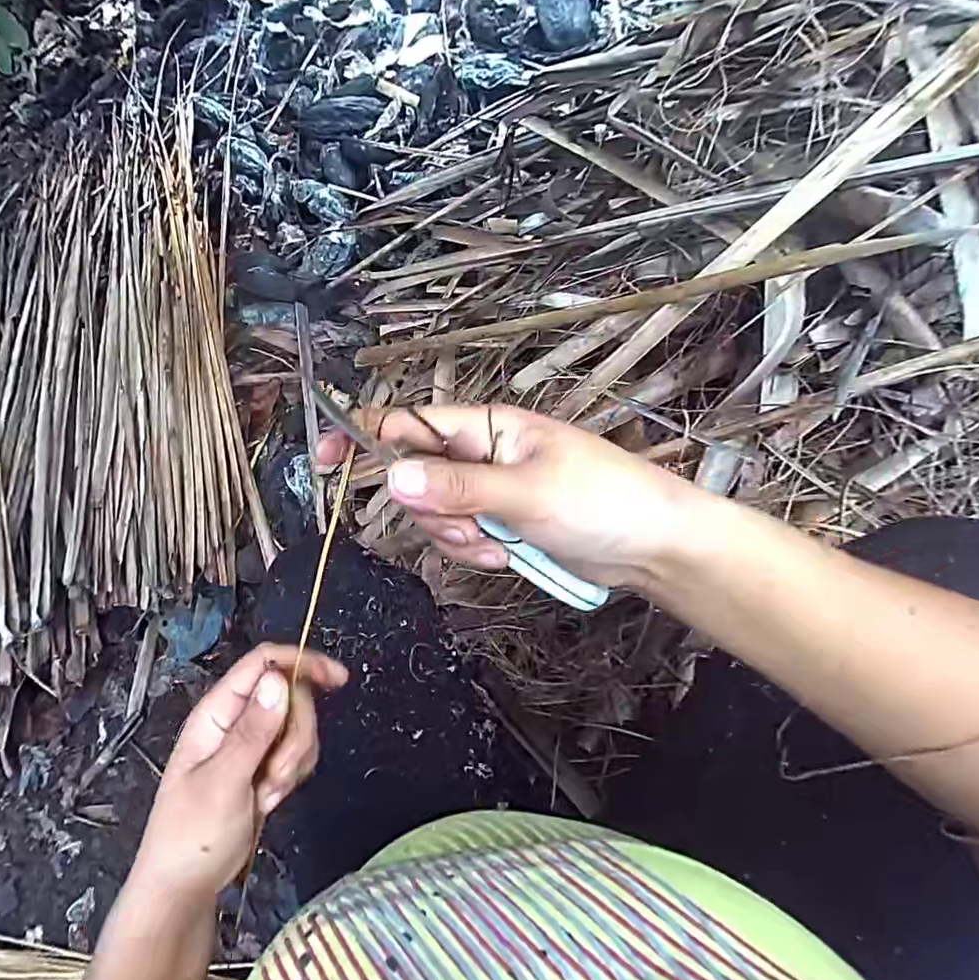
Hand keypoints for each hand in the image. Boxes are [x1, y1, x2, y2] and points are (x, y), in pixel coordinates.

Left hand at [128, 643, 348, 901]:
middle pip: (290, 695)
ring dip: (293, 761)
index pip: (263, 664)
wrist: (185, 888)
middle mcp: (237, 719)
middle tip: (275, 774)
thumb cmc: (189, 837)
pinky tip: (269, 798)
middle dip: (296, 735)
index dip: (301, 663)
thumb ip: (253, 731)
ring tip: (265, 793)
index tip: (336, 679)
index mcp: (217, 712)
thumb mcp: (221, 783)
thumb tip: (279, 680)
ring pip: (299, 726)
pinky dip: (293, 775)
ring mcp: (253, 743)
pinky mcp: (265, 765)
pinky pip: (298, 753)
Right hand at [316, 403, 707, 588]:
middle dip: (433, 511)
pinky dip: (472, 550)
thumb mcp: (526, 493)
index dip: (364, 436)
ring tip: (498, 545)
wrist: (655, 548)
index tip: (323, 457)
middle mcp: (478, 452)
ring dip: (456, 537)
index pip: (408, 423)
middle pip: (414, 477)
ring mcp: (485, 488)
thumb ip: (457, 486)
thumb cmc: (603, 501)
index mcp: (485, 426)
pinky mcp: (495, 520)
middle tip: (472, 529)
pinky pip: (457, 535)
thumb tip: (392, 476)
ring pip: (432, 513)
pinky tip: (506, 555)